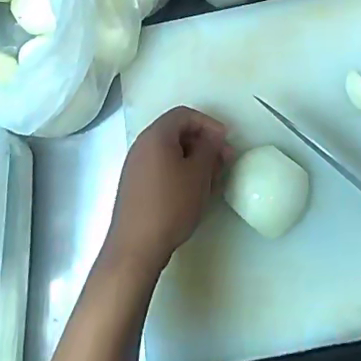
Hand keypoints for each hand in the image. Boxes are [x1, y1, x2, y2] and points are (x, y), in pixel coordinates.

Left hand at [100, 107, 230, 276]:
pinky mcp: (135, 185)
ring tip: (212, 179)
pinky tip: (193, 192)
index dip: (208, 123)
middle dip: (203, 142)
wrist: (136, 245)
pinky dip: (180, 171)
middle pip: (176, 132)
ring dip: (193, 159)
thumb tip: (213, 137)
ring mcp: (135, 165)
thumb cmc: (171, 205)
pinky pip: (161, 167)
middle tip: (223, 161)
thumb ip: (209, 149)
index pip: (184, 114)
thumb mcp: (198, 175)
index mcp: (156, 136)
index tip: (225, 141)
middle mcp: (141, 145)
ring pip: (169, 151)